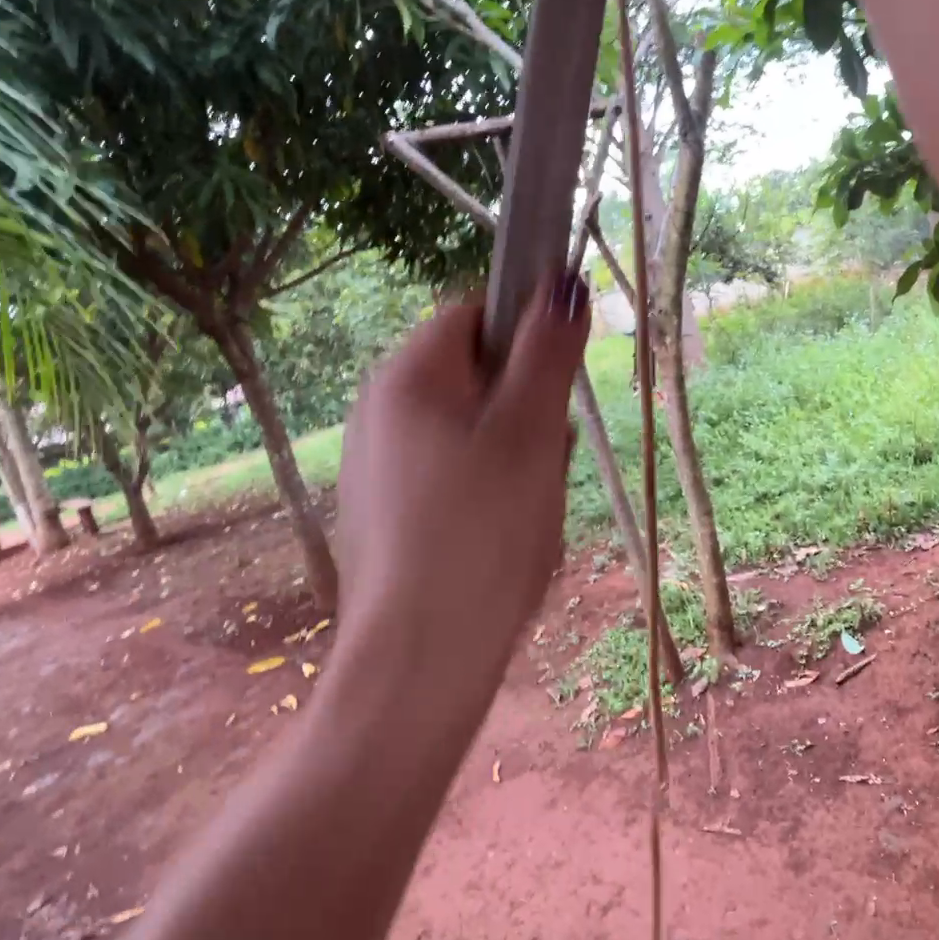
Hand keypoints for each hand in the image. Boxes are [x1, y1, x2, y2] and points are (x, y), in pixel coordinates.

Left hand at [333, 272, 590, 704]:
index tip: (558, 391)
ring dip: (515, 456)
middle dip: (526, 409)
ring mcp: (377, 464)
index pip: (476, 313)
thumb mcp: (532, 431)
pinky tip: (501, 539)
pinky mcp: (386, 512)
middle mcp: (379, 409)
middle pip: (477, 376)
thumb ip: (548, 352)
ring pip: (472, 431)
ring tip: (528, 511)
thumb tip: (561, 283)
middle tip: (547, 462)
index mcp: (408, 375)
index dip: (526, 339)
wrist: (423, 656)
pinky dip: (487, 494)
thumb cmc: (484, 530)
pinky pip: (452, 477)